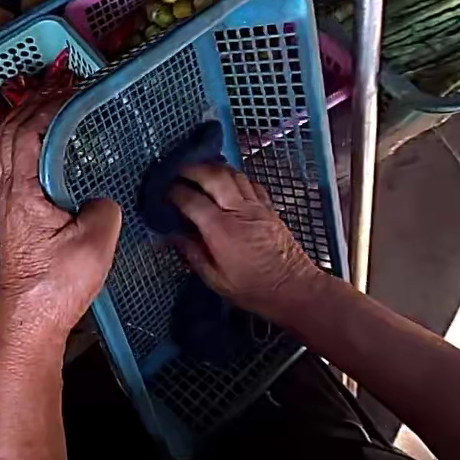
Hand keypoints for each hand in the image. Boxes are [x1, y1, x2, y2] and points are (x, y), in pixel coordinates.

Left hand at [0, 94, 122, 343]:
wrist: (31, 317)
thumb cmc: (57, 283)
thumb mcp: (95, 242)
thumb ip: (103, 208)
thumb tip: (100, 199)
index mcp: (24, 191)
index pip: (26, 134)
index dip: (45, 108)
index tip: (70, 93)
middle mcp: (8, 193)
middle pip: (5, 136)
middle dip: (27, 108)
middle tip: (54, 92)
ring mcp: (7, 205)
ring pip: (2, 152)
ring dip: (19, 126)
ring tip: (43, 111)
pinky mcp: (14, 218)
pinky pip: (9, 169)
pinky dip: (20, 148)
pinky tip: (38, 152)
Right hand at [168, 162, 330, 322]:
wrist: (296, 290)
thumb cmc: (253, 289)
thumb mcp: (215, 279)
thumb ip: (191, 253)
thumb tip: (172, 236)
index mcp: (221, 230)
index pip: (191, 200)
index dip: (174, 192)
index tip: (163, 192)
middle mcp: (239, 211)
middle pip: (214, 176)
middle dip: (192, 169)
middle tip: (177, 170)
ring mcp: (257, 207)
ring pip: (234, 174)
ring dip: (214, 169)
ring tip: (199, 171)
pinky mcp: (269, 208)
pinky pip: (251, 183)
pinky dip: (235, 178)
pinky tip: (227, 183)